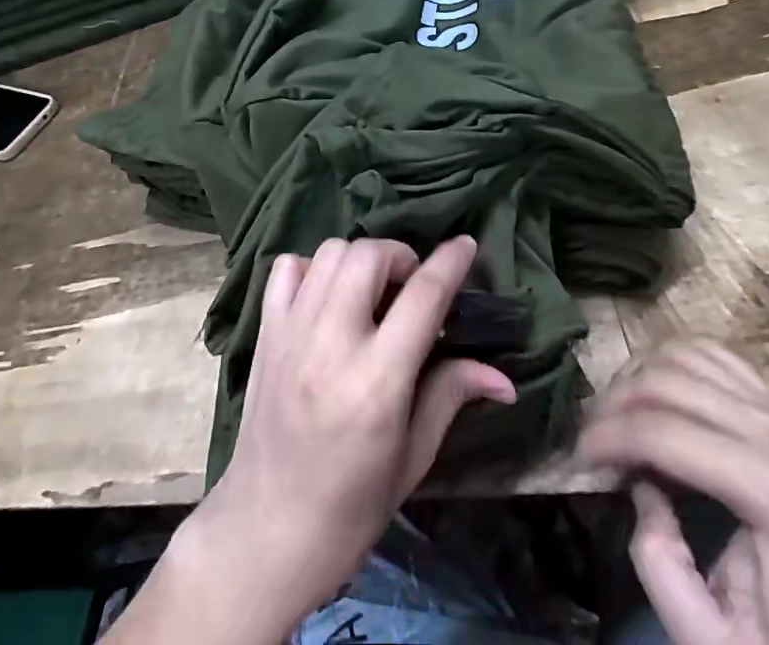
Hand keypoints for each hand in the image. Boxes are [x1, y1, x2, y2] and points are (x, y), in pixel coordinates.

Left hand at [104, 237, 514, 644]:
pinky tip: (326, 297)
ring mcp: (290, 332)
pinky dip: (312, 268)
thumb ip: (451, 395)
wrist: (270, 524)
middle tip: (412, 287)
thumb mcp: (413, 457)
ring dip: (360, 259)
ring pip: (328, 253)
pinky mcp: (264, 332)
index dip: (450, 262)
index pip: (422, 297)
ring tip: (373, 291)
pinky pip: (285, 269)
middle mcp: (330, 343)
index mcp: (377, 381)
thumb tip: (504, 376)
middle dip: (401, 256)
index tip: (466, 244)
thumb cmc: (352, 504)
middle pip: (368, 256)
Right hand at [581, 339, 768, 644]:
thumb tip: (641, 489)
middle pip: (664, 383)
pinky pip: (706, 351)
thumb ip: (660, 567)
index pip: (661, 431)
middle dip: (609, 406)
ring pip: (679, 355)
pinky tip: (651, 397)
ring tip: (617, 420)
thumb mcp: (717, 638)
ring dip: (632, 378)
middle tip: (591, 443)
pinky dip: (664, 362)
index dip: (603, 438)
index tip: (577, 464)